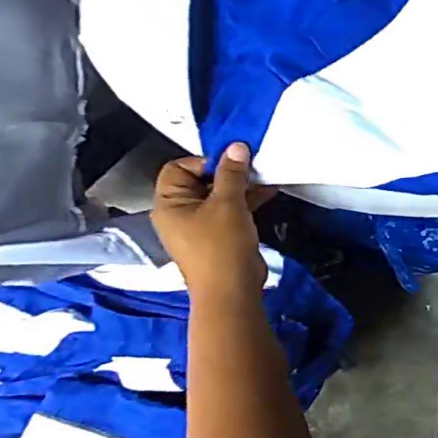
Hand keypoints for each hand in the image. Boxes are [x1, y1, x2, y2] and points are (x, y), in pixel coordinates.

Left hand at [153, 143, 276, 301]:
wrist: (232, 291)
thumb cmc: (221, 246)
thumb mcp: (227, 203)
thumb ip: (232, 173)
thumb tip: (237, 146)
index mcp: (169, 203)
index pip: (179, 168)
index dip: (205, 161)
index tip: (232, 161)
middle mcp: (180, 212)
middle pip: (200, 180)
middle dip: (227, 171)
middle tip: (251, 164)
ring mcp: (201, 225)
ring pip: (219, 195)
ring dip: (240, 185)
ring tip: (264, 175)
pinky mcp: (220, 235)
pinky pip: (230, 210)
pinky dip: (246, 200)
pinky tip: (268, 190)